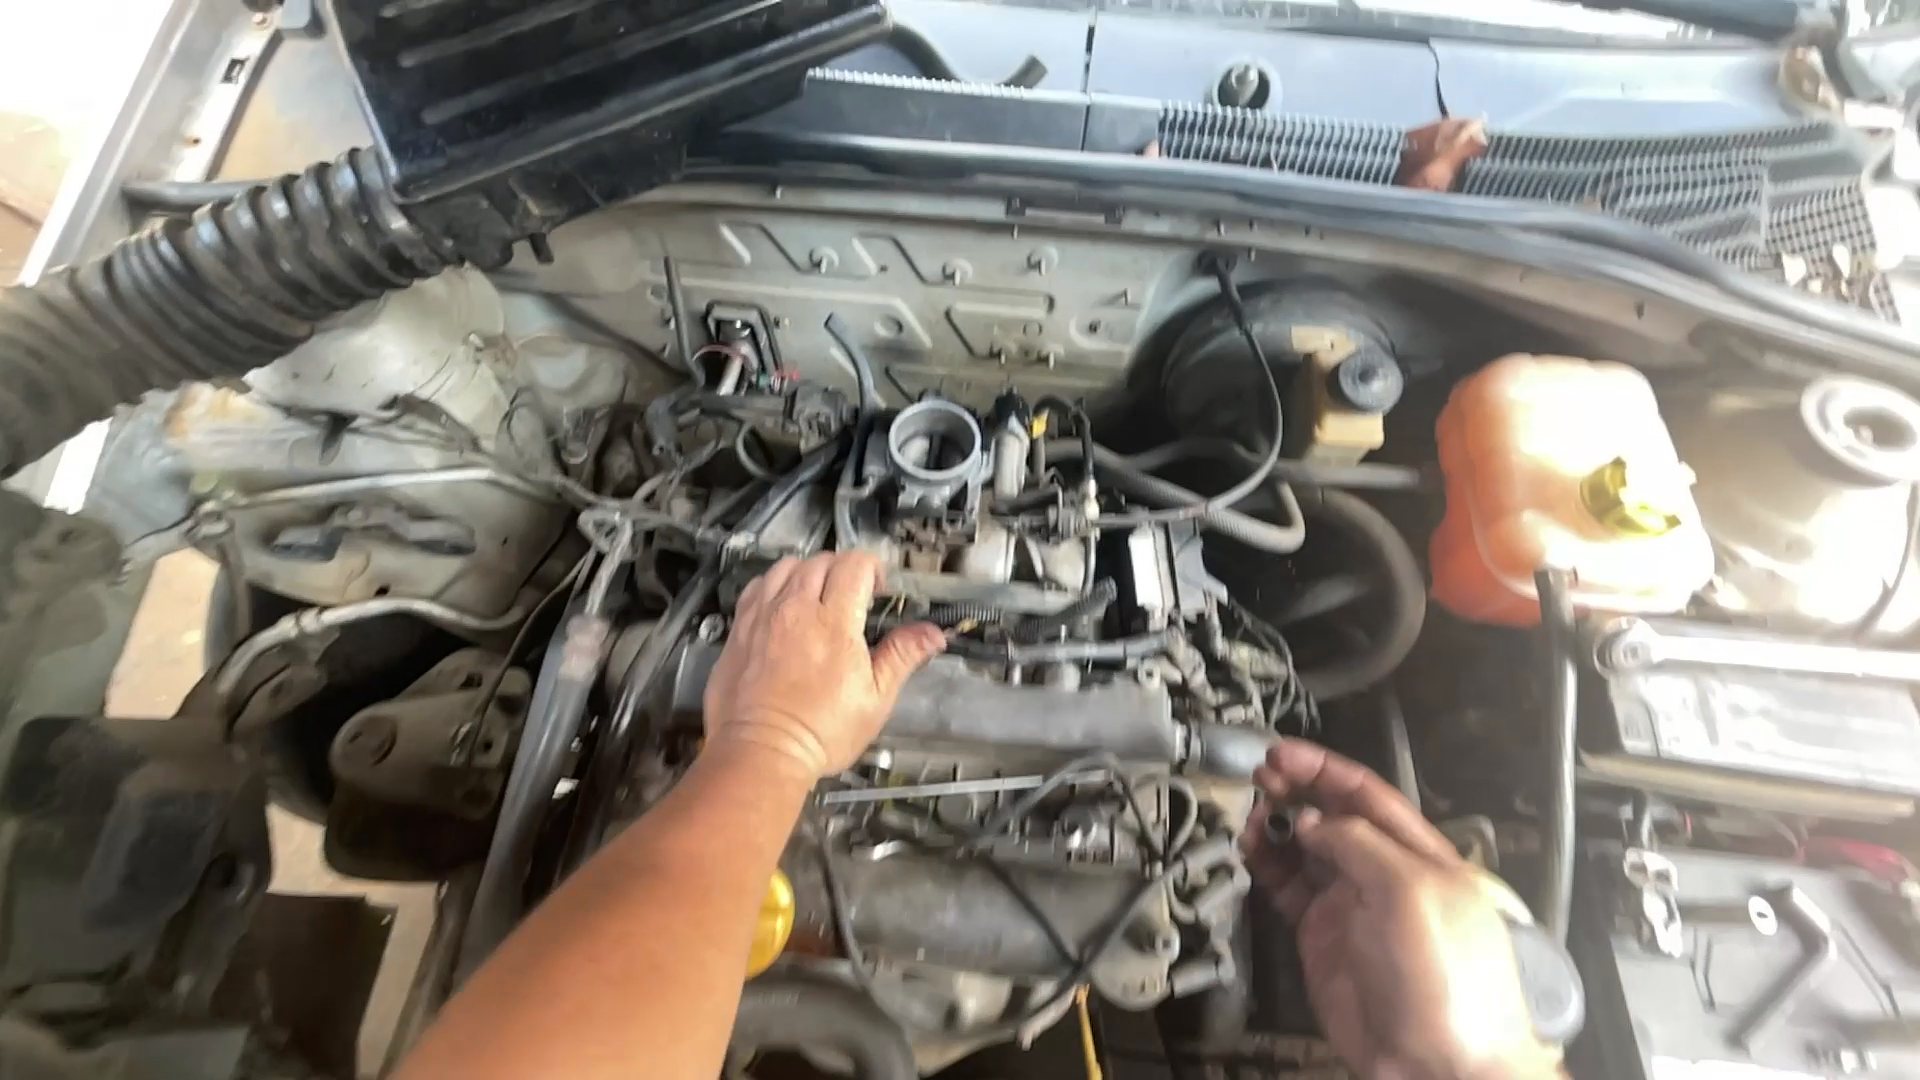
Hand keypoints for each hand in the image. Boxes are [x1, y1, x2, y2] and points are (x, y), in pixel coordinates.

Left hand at [703, 552, 943, 779]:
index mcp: (834, 621)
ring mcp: (763, 616)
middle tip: (853, 596)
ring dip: (808, 572)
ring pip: (787, 566)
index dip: (872, 570)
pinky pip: (757, 587)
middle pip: (822, 560)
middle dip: (843, 570)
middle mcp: (796, 609)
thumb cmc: (821, 731)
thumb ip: (902, 655)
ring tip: (818, 597)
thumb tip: (932, 633)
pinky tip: (784, 606)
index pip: (855, 564)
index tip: (877, 591)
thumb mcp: (875, 697)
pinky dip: (775, 586)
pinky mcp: (739, 629)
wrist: (761, 753)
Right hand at [1241, 740, 1558, 1079]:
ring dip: (1274, 823)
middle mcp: (1379, 869)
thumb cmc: (1441, 974)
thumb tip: (1307, 822)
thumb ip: (1356, 842)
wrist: (1434, 1067)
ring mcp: (1347, 900)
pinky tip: (1247, 847)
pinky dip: (1263, 860)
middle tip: (1259, 776)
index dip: (1322, 768)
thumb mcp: (1409, 893)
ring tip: (1249, 816)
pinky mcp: (1318, 929)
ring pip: (1301, 844)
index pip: (1365, 794)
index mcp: (1416, 854)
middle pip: (1329, 814)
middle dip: (1293, 789)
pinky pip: (1285, 882)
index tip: (1281, 753)